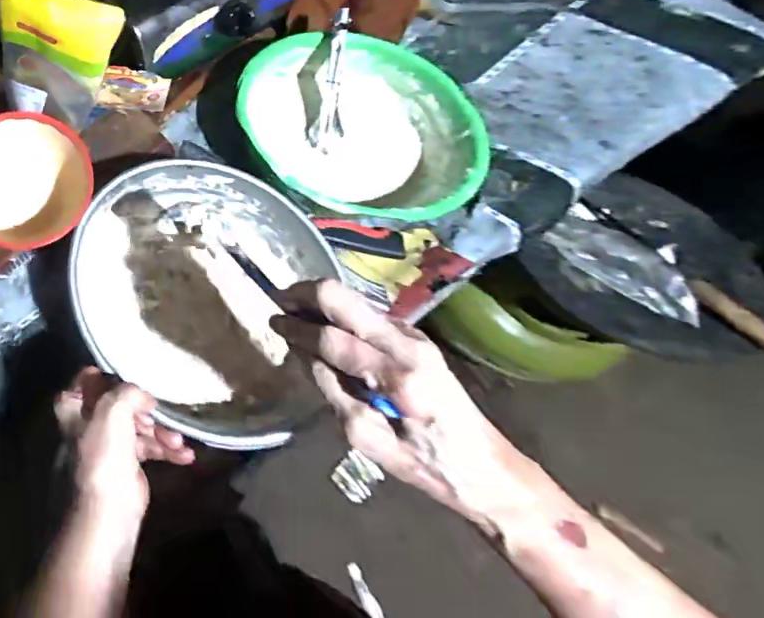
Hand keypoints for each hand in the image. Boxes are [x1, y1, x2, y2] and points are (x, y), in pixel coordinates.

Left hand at [54, 368, 194, 521]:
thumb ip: (129, 391)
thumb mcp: (113, 410)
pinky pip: (148, 447)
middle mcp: (87, 421)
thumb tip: (144, 396)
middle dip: (146, 410)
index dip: (114, 377)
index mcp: (73, 405)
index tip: (136, 380)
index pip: (91, 378)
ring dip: (161, 432)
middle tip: (162, 418)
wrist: (108, 513)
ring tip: (178, 443)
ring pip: (137, 425)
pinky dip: (165, 450)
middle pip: (121, 402)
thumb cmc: (103, 454)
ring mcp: (107, 442)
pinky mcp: (126, 463)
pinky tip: (185, 456)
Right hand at [272, 280, 530, 526]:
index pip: (333, 339)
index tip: (273, 320)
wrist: (490, 469)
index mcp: (398, 377)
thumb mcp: (373, 445)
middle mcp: (407, 344)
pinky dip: (340, 314)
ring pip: (354, 299)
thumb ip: (335, 396)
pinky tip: (326, 326)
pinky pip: (366, 313)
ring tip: (295, 310)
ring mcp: (414, 335)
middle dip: (305, 294)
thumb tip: (306, 357)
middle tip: (280, 301)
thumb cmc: (430, 467)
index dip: (297, 328)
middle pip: (343, 298)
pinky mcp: (416, 336)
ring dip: (321, 301)